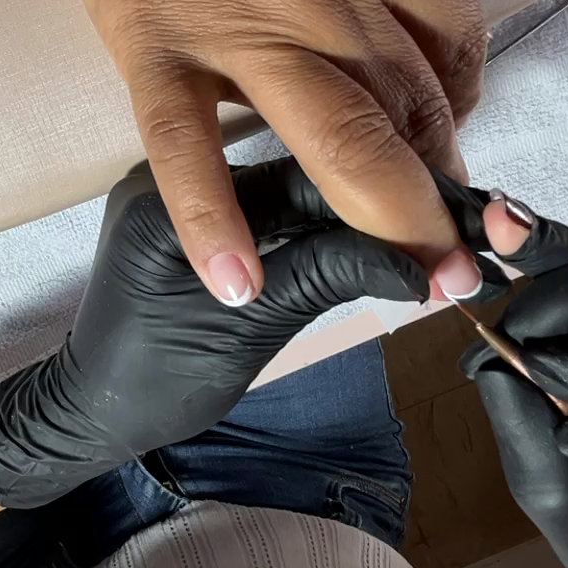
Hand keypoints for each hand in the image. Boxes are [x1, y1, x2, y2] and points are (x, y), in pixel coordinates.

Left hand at [0, 157, 435, 508]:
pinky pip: (275, 194)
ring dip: (367, 193)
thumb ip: (327, 277)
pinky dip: (330, 206)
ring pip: (296, 173)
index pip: (304, 181)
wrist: (94, 404)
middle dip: (390, 186)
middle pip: (305, 162)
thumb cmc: (157, 383)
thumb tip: (428, 258)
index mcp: (176, 197)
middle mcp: (179, 171)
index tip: (465, 220)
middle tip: (472, 211)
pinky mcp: (198, 202)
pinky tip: (386, 214)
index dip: (389, 201)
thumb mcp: (248, 332)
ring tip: (444, 212)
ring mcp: (186, 182)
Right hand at [14, 0, 486, 305]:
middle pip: (415, 109)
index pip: (459, 44)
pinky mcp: (160, 51)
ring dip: (387, 216)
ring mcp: (242, 29)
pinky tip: (237, 284)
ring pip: (335, 140)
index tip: (453, 139)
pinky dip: (213, 220)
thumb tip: (412, 22)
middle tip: (468, 250)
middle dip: (450, 191)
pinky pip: (187, 148)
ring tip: (414, 276)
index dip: (466, 108)